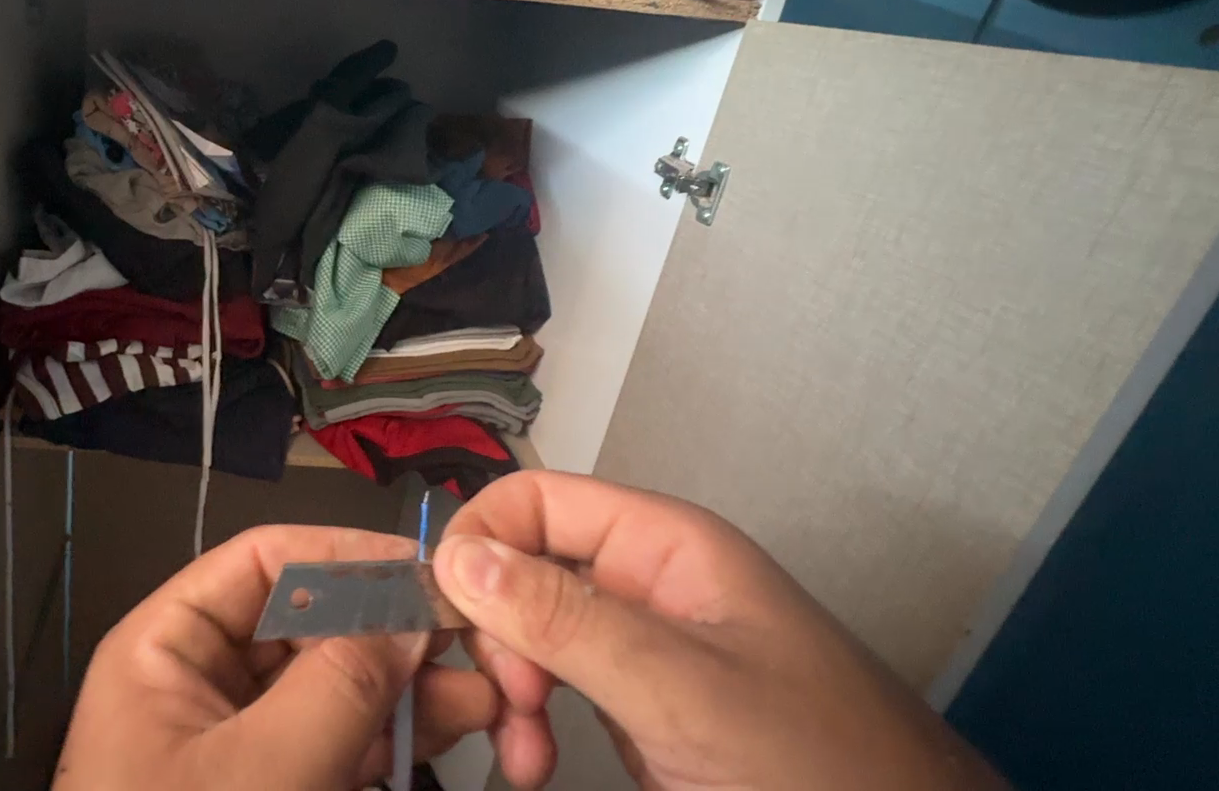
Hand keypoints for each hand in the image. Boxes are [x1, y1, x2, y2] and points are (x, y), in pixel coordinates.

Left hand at [54, 525, 499, 789]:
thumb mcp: (258, 774)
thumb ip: (337, 686)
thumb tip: (410, 618)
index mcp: (168, 645)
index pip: (263, 563)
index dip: (343, 554)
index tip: (421, 568)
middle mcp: (204, 677)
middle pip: (308, 621)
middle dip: (392, 627)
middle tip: (470, 637)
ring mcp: (243, 735)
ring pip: (335, 680)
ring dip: (410, 682)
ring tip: (489, 691)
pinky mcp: (277, 782)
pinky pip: (341, 735)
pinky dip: (395, 730)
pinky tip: (451, 721)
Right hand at [431, 471, 1008, 790]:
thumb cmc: (814, 770)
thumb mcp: (682, 692)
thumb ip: (564, 619)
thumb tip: (451, 557)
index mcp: (659, 543)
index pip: (536, 501)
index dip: (481, 541)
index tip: (450, 615)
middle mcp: (640, 579)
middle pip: (523, 566)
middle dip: (498, 631)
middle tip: (507, 705)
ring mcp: (636, 643)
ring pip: (530, 628)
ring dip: (508, 682)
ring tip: (520, 753)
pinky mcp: (635, 699)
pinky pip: (553, 680)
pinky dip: (529, 716)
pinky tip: (532, 760)